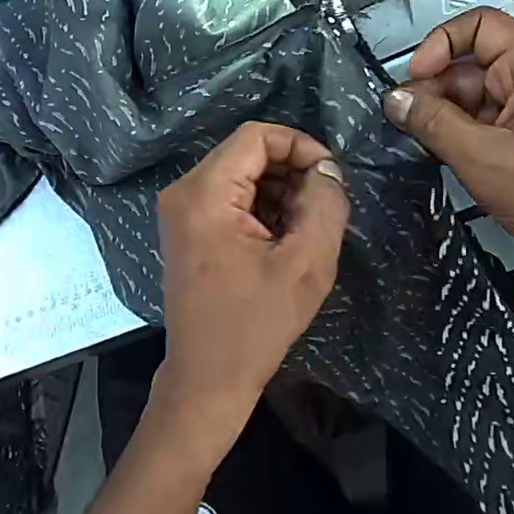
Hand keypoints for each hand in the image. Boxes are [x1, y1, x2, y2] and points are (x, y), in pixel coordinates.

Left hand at [153, 122, 349, 458]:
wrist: (209, 377)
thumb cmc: (257, 325)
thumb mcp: (307, 264)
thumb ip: (325, 205)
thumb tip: (328, 170)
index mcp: (204, 196)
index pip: (257, 136)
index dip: (301, 146)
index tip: (331, 178)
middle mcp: (184, 193)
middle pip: (248, 153)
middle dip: (293, 172)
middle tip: (322, 208)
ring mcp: (182, 211)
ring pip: (243, 174)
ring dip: (282, 191)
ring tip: (306, 228)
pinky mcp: (189, 229)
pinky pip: (232, 197)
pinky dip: (264, 207)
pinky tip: (284, 239)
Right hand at [382, 8, 513, 310]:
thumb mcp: (483, 156)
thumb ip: (433, 123)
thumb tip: (397, 100)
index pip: (480, 27)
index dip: (440, 45)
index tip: (413, 79)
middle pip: (473, 68)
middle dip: (436, 91)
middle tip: (406, 122)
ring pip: (477, 103)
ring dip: (446, 121)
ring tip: (425, 146)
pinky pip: (488, 131)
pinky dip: (463, 142)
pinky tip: (445, 161)